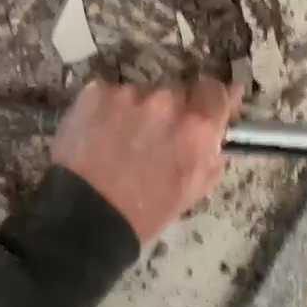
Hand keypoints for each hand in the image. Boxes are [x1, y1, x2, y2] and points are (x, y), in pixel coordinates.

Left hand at [51, 78, 242, 242]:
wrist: (86, 215)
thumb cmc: (144, 212)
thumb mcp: (192, 189)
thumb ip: (211, 153)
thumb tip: (221, 125)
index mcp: (196, 128)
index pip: (214, 91)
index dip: (207, 101)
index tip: (200, 109)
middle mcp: (166, 103)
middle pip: (175, 92)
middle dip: (170, 110)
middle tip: (153, 137)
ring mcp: (128, 94)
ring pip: (141, 93)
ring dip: (137, 110)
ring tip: (120, 140)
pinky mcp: (95, 92)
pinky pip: (110, 94)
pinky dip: (108, 109)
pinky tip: (99, 134)